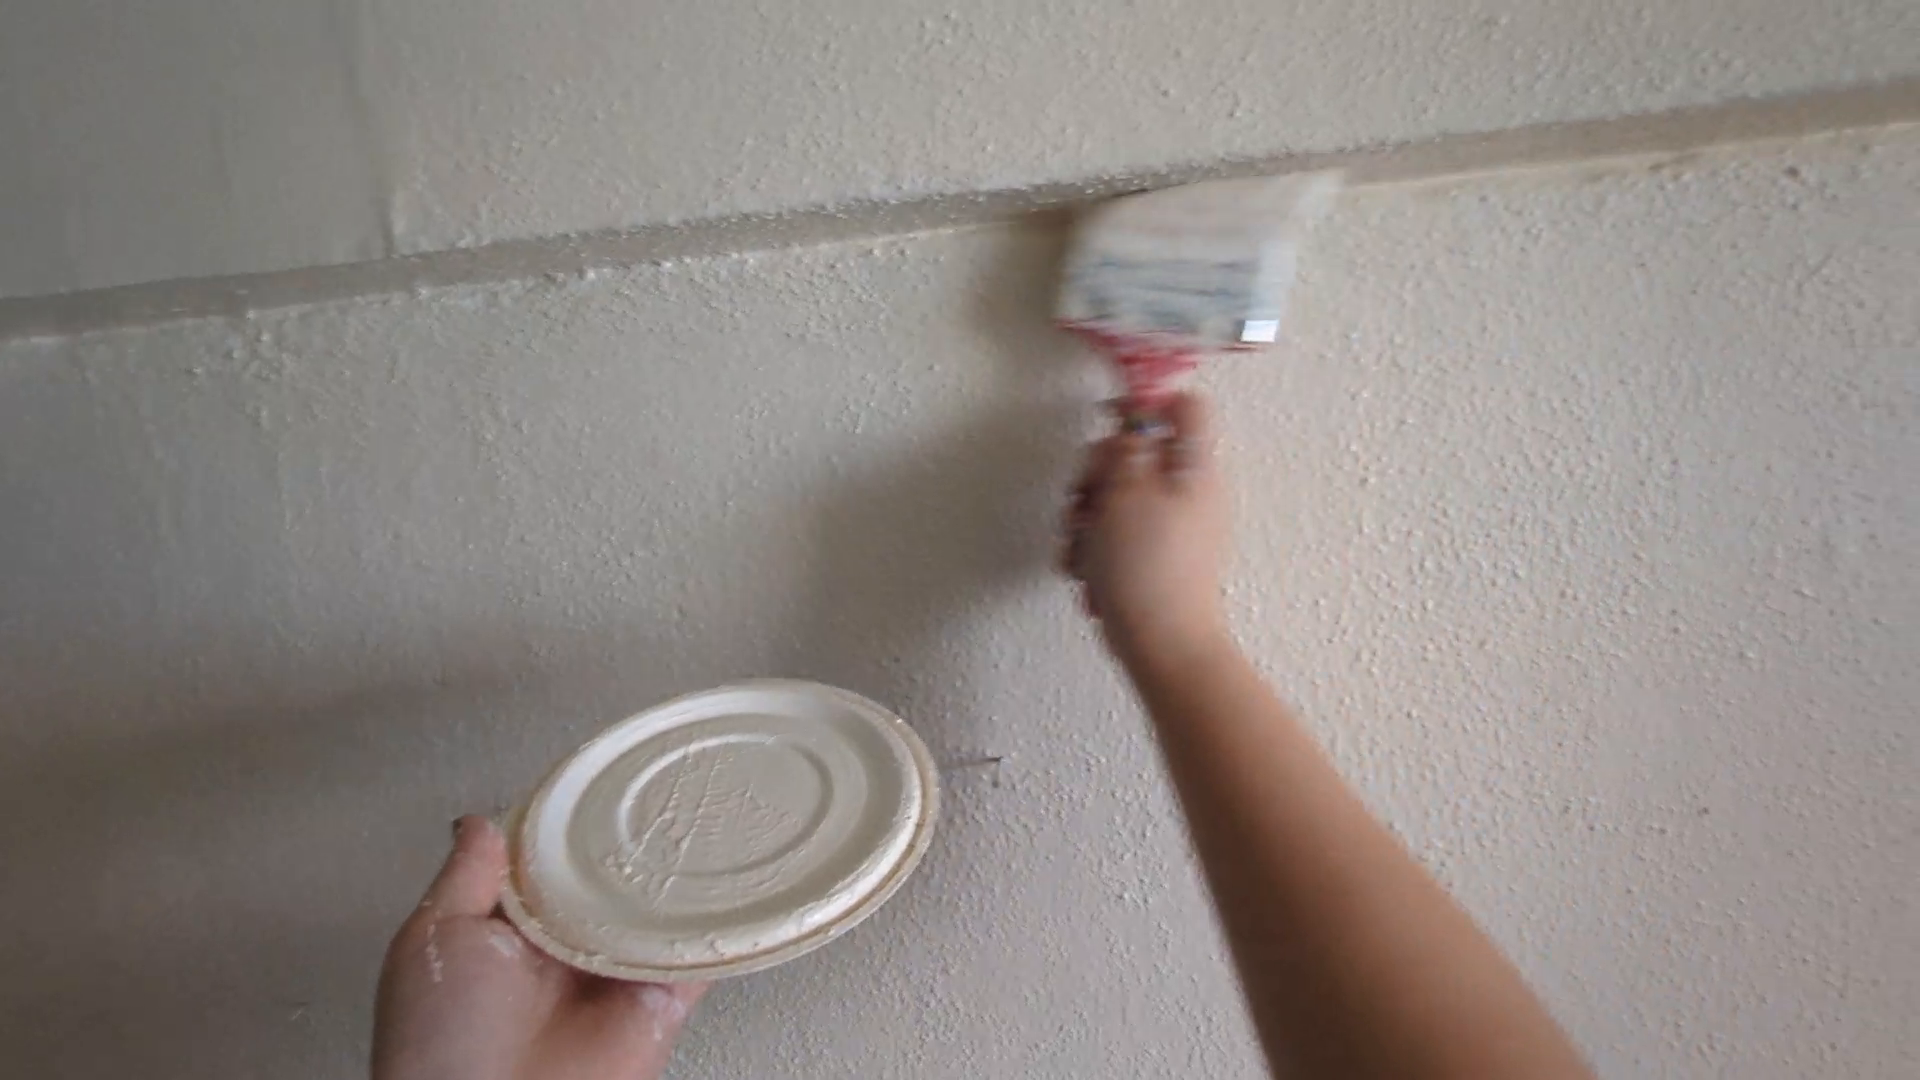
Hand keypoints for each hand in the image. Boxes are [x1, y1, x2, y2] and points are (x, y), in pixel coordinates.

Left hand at [373, 816, 707, 1079]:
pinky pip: (703, 948)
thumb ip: (465, 877)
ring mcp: (626, 968)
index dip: (581, 822)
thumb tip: (476, 821)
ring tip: (712, 817)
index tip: (605, 781)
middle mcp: (578, 945)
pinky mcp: (668, 992)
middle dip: (643, 839)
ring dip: (688, 870)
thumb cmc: (444, 1046)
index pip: (560, 860)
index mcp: (523, 931)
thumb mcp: (434, 943)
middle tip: (670, 790)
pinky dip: (724, 919)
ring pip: (667, 904)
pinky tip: (738, 879)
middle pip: (621, 876)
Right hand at [1061, 391, 1230, 671]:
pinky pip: (1117, 535)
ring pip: (1118, 498)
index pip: (1185, 406)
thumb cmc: (1147, 568)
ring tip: (1082, 547)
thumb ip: (1128, 446)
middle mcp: (1190, 494)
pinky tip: (1087, 571)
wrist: (1160, 641)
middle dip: (1098, 475)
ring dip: (1088, 518)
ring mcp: (1173, 528)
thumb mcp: (1126, 491)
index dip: (1144, 404)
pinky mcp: (1154, 558)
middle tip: (1084, 499)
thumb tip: (1132, 421)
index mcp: (1195, 468)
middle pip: (1137, 454)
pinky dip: (1096, 548)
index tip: (1108, 421)